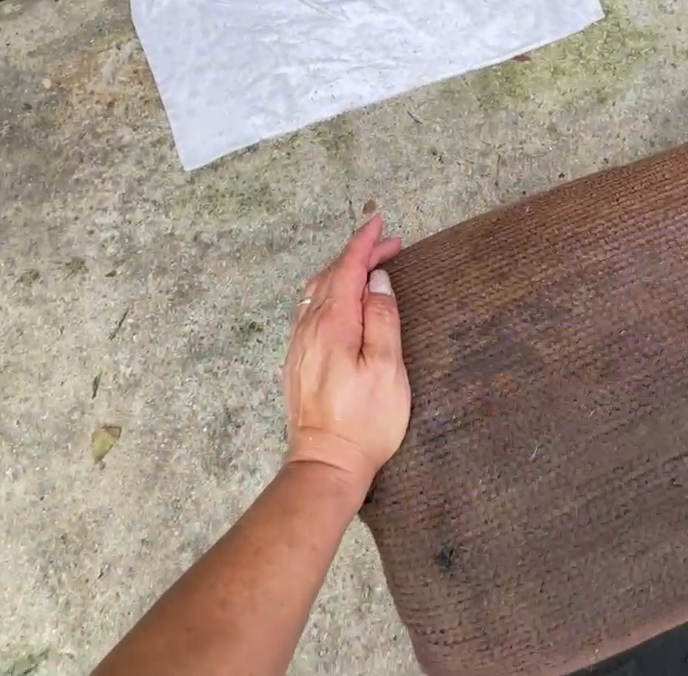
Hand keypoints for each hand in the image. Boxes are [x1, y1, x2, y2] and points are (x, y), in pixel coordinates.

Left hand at [283, 215, 408, 496]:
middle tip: (390, 244)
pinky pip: (311, 307)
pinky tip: (342, 297)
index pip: (347, 268)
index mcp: (333, 323)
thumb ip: (382, 318)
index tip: (380, 222)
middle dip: (358, 253)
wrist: (325, 464)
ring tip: (370, 265)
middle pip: (330, 274)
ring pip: (317, 290)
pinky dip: (330, 289)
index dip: (364, 242)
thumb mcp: (387, 368)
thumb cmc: (365, 420)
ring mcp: (300, 343)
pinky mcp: (297, 359)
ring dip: (343, 270)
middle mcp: (310, 326)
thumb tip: (377, 280)